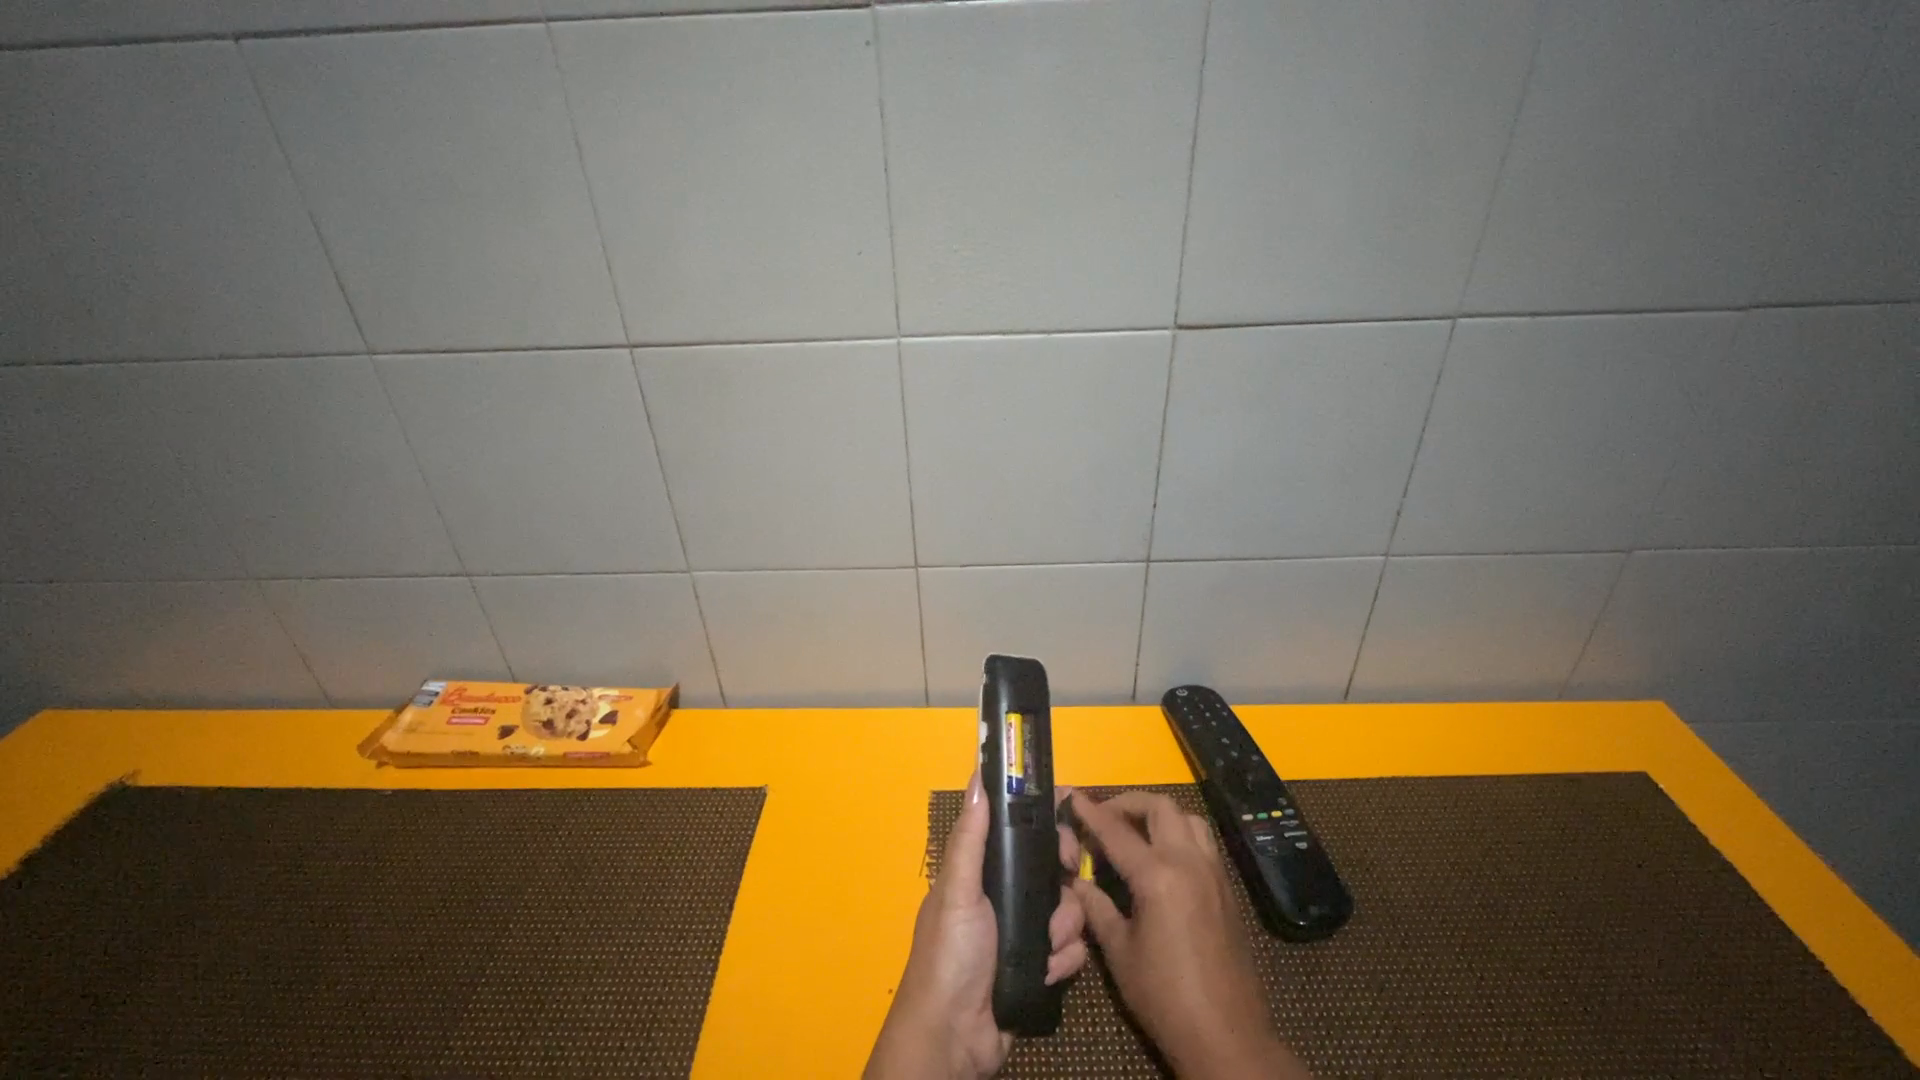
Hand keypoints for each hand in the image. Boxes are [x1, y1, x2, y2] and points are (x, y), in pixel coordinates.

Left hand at [865, 773, 1087, 1079]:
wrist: (955, 1034)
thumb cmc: (950, 953)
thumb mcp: (957, 890)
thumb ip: (971, 838)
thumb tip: (978, 777)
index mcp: (983, 872)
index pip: (1021, 833)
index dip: (1046, 821)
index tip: (1066, 815)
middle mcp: (1006, 896)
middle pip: (1054, 868)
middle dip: (1065, 875)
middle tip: (1066, 879)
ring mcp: (1025, 932)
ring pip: (1069, 908)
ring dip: (1065, 925)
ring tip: (1047, 944)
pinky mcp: (1042, 966)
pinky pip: (1073, 948)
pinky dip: (1065, 959)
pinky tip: (1048, 970)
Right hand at [1069, 791, 1310, 1079]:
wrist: (1227, 1035)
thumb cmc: (1164, 997)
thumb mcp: (1119, 953)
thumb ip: (1096, 908)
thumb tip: (1077, 882)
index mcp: (1158, 877)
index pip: (1116, 831)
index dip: (1091, 813)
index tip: (1073, 798)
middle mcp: (1189, 863)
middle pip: (1160, 807)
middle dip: (1128, 802)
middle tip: (1104, 816)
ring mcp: (1214, 873)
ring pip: (1188, 818)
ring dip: (1159, 815)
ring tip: (1134, 832)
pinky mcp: (1227, 889)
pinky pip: (1203, 842)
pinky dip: (1179, 834)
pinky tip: (1161, 859)